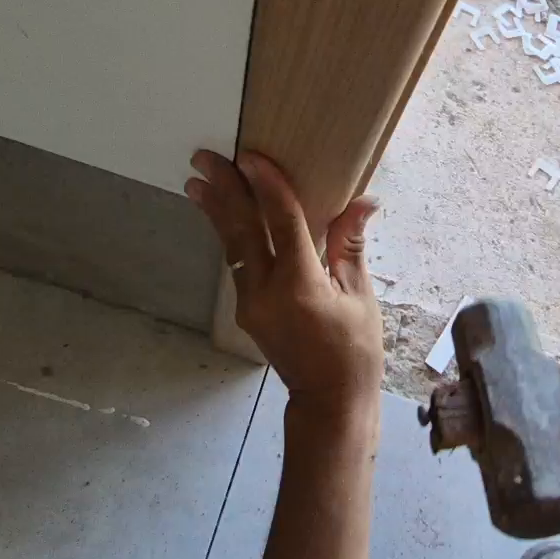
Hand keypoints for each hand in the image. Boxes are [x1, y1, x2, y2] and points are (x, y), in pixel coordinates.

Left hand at [187, 150, 383, 411]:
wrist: (329, 402)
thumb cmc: (355, 349)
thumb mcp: (360, 296)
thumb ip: (349, 245)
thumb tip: (364, 201)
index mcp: (300, 286)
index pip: (282, 222)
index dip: (268, 186)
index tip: (250, 156)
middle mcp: (266, 292)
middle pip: (242, 230)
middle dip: (224, 190)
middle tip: (203, 157)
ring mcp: (250, 303)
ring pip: (232, 247)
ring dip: (216, 211)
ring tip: (196, 182)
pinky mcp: (246, 310)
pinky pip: (236, 264)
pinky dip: (229, 236)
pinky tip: (220, 217)